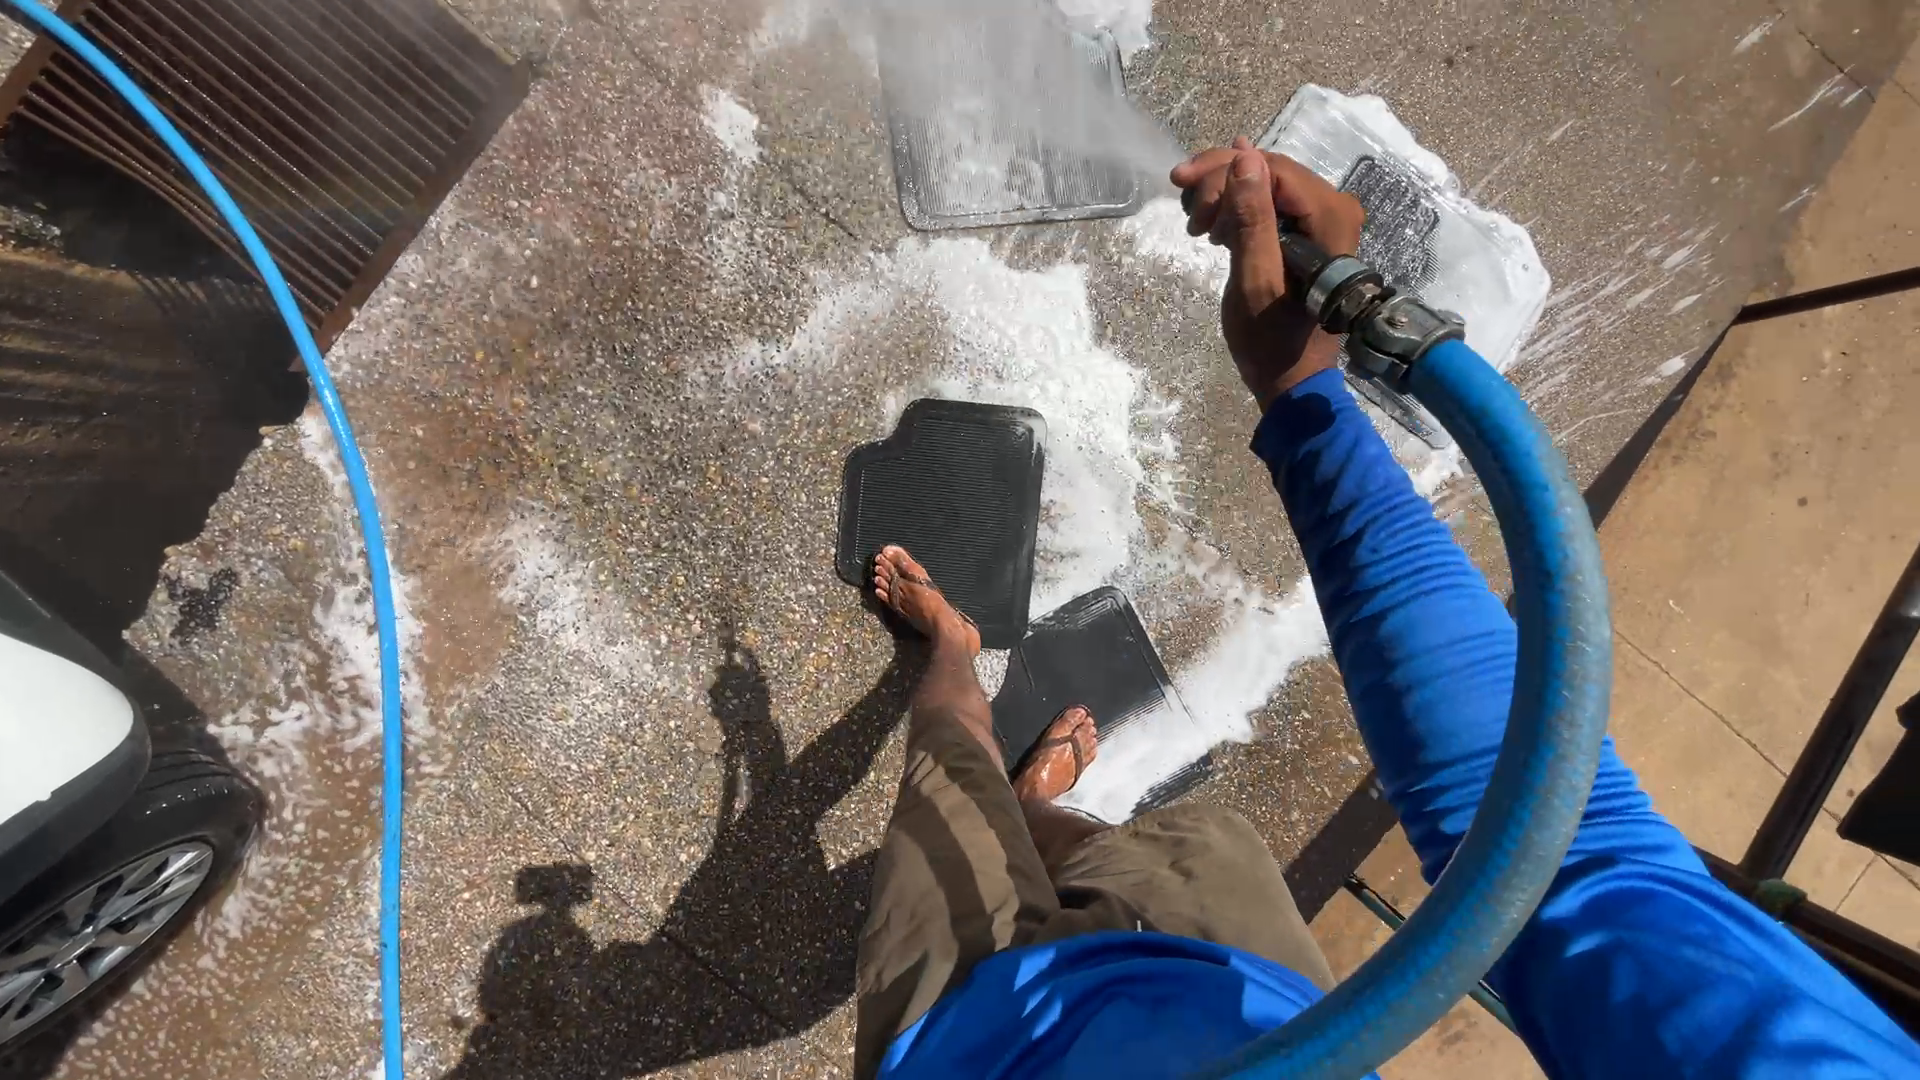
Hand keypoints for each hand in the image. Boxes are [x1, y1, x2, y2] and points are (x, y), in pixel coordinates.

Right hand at [1170, 137, 1365, 409]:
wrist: (1290, 379)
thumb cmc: (1270, 340)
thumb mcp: (1254, 281)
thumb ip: (1253, 219)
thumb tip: (1243, 158)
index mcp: (1328, 215)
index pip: (1271, 168)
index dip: (1222, 170)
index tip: (1180, 185)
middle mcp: (1333, 208)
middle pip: (1270, 171)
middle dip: (1220, 182)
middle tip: (1184, 206)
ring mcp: (1323, 222)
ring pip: (1266, 186)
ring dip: (1225, 197)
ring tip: (1197, 223)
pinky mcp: (1308, 236)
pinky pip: (1271, 206)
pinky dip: (1238, 211)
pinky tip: (1216, 222)